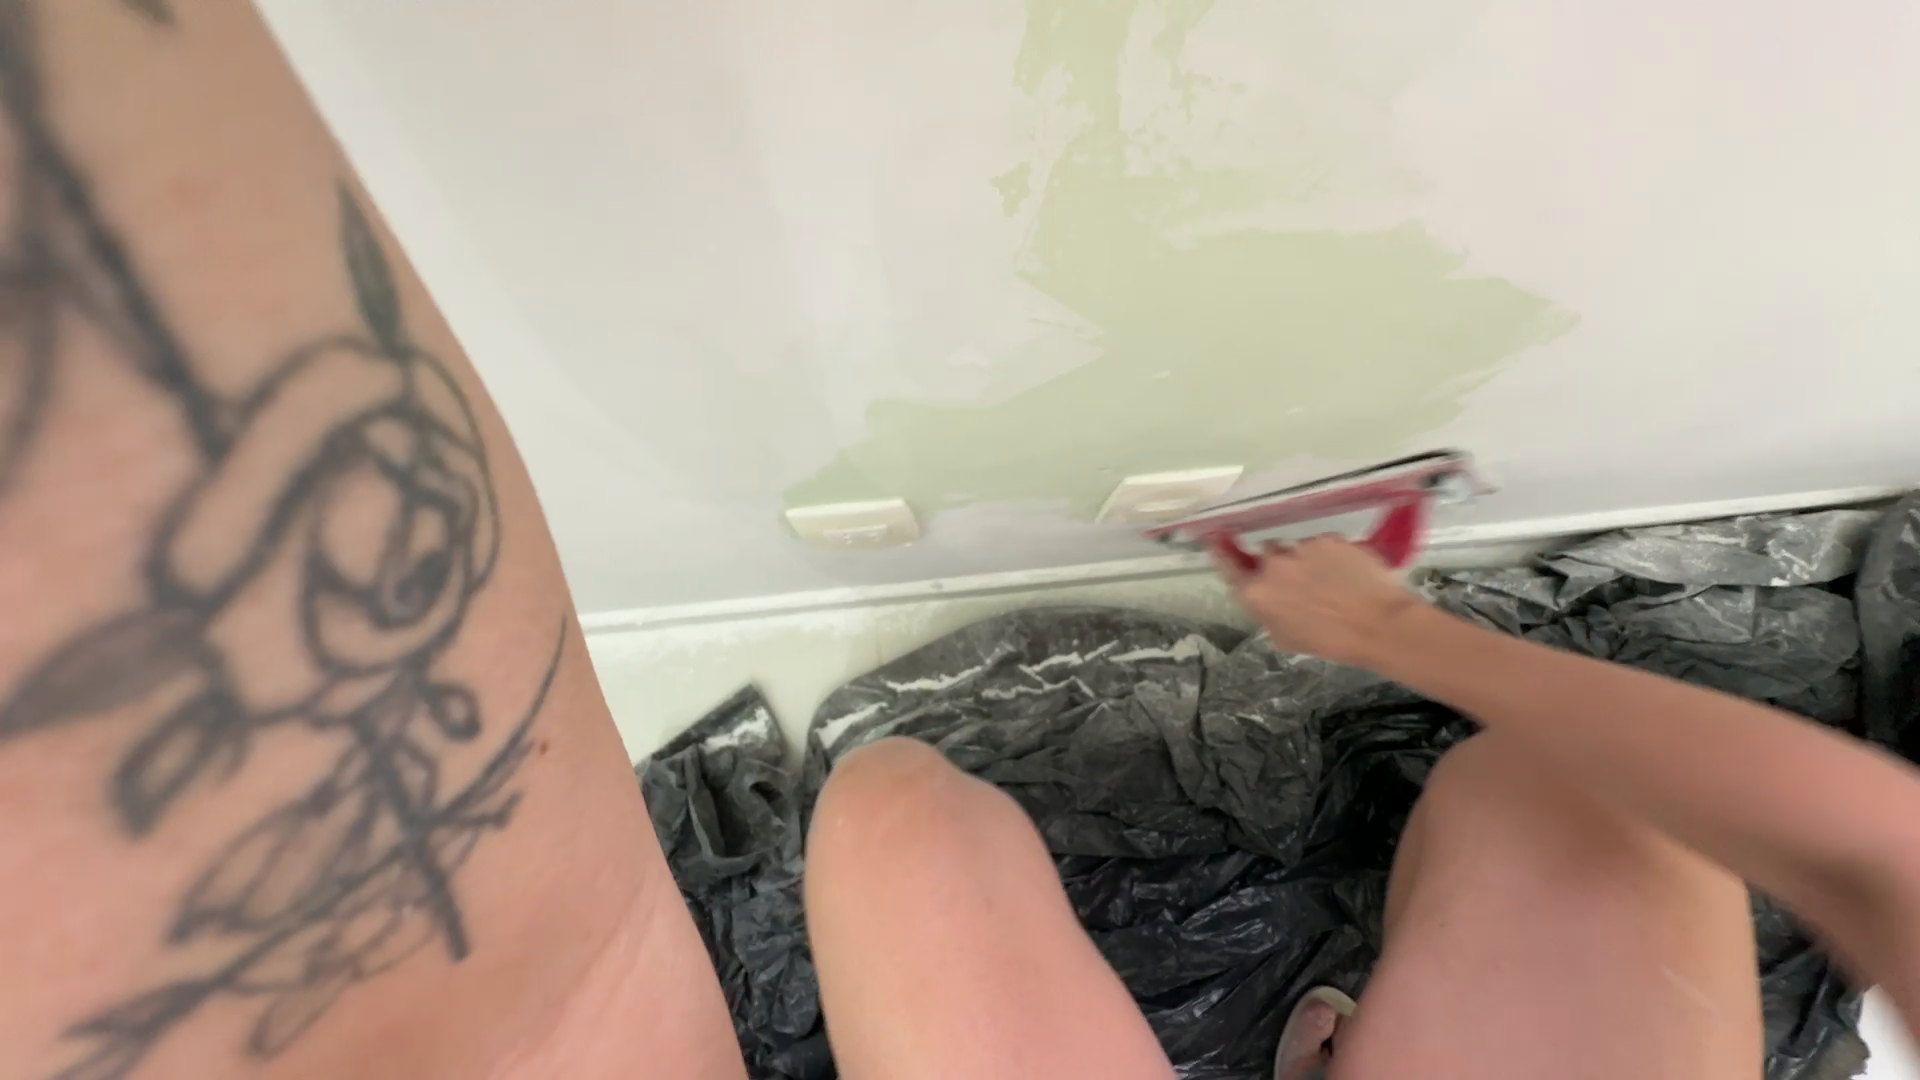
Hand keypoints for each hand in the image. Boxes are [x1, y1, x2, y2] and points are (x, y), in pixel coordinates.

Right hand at [1210, 534, 1424, 668]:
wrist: (1381, 625)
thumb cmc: (1331, 641)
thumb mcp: (1285, 637)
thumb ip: (1267, 613)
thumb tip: (1267, 599)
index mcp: (1256, 593)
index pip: (1227, 565)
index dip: (1220, 552)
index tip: (1215, 540)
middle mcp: (1272, 566)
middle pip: (1265, 554)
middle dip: (1276, 564)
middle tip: (1299, 581)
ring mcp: (1301, 548)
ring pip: (1294, 548)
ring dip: (1303, 559)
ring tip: (1329, 579)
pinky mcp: (1328, 539)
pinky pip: (1321, 543)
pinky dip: (1329, 554)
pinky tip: (1346, 572)